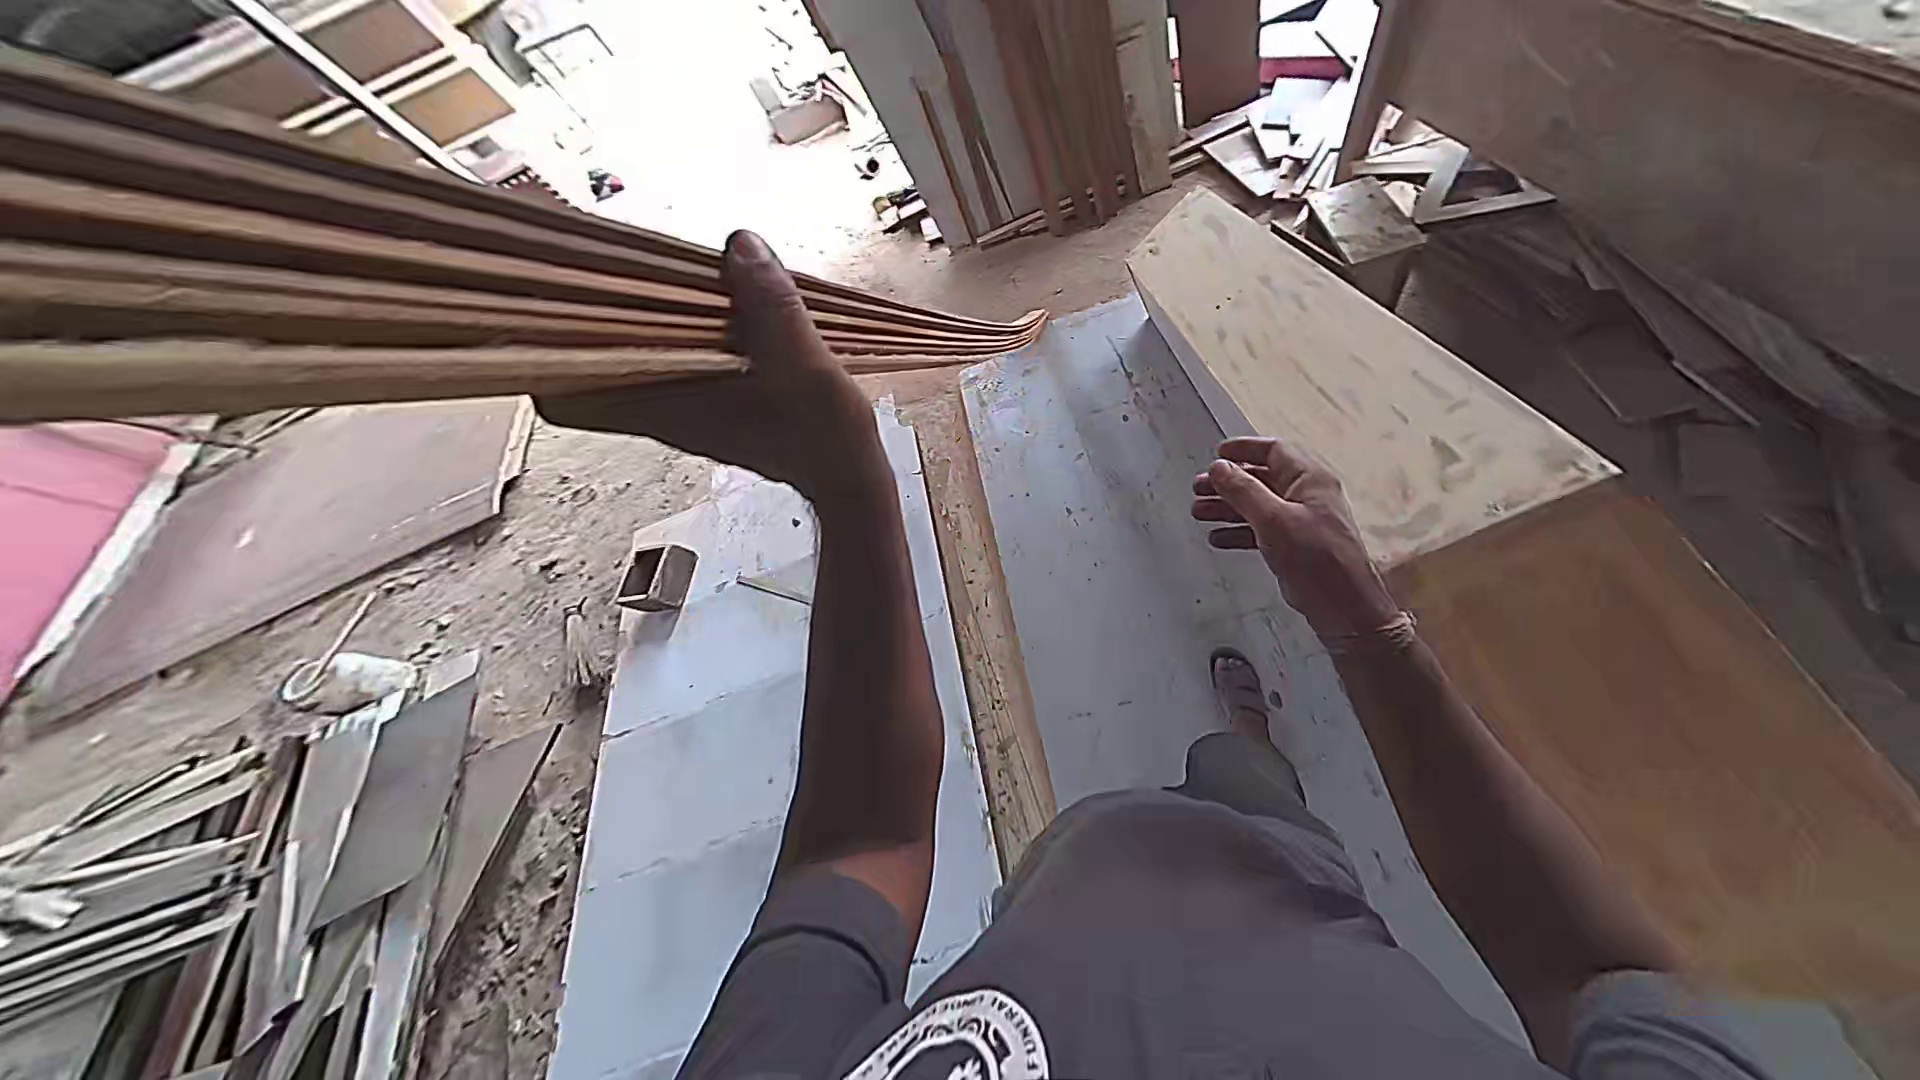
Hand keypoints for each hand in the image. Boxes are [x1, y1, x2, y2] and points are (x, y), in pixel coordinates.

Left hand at [536, 230, 887, 506]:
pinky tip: (688, 298)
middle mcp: (662, 411)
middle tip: (570, 257)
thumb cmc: (826, 437)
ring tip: (623, 262)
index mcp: (669, 409)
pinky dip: (660, 327)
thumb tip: (739, 243)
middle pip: (583, 365)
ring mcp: (681, 408)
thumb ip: (774, 310)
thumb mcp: (808, 369)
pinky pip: (660, 357)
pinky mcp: (703, 401)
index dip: (536, 350)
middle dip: (571, 315)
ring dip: (617, 316)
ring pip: (622, 359)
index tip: (528, 302)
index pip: (563, 397)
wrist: (847, 475)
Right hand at [1191, 436, 1399, 637]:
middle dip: (1226, 482)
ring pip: (1255, 505)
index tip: (1217, 453)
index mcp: (1309, 480)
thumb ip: (1243, 490)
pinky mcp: (1292, 545)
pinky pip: (1258, 529)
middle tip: (1200, 487)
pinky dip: (1237, 530)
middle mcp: (1306, 497)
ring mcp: (1299, 521)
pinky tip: (1218, 537)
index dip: (1244, 449)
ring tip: (1199, 511)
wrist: (1340, 605)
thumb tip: (1220, 468)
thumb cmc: (1317, 560)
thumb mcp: (1273, 519)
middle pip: (1259, 479)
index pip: (1274, 451)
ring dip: (1226, 506)